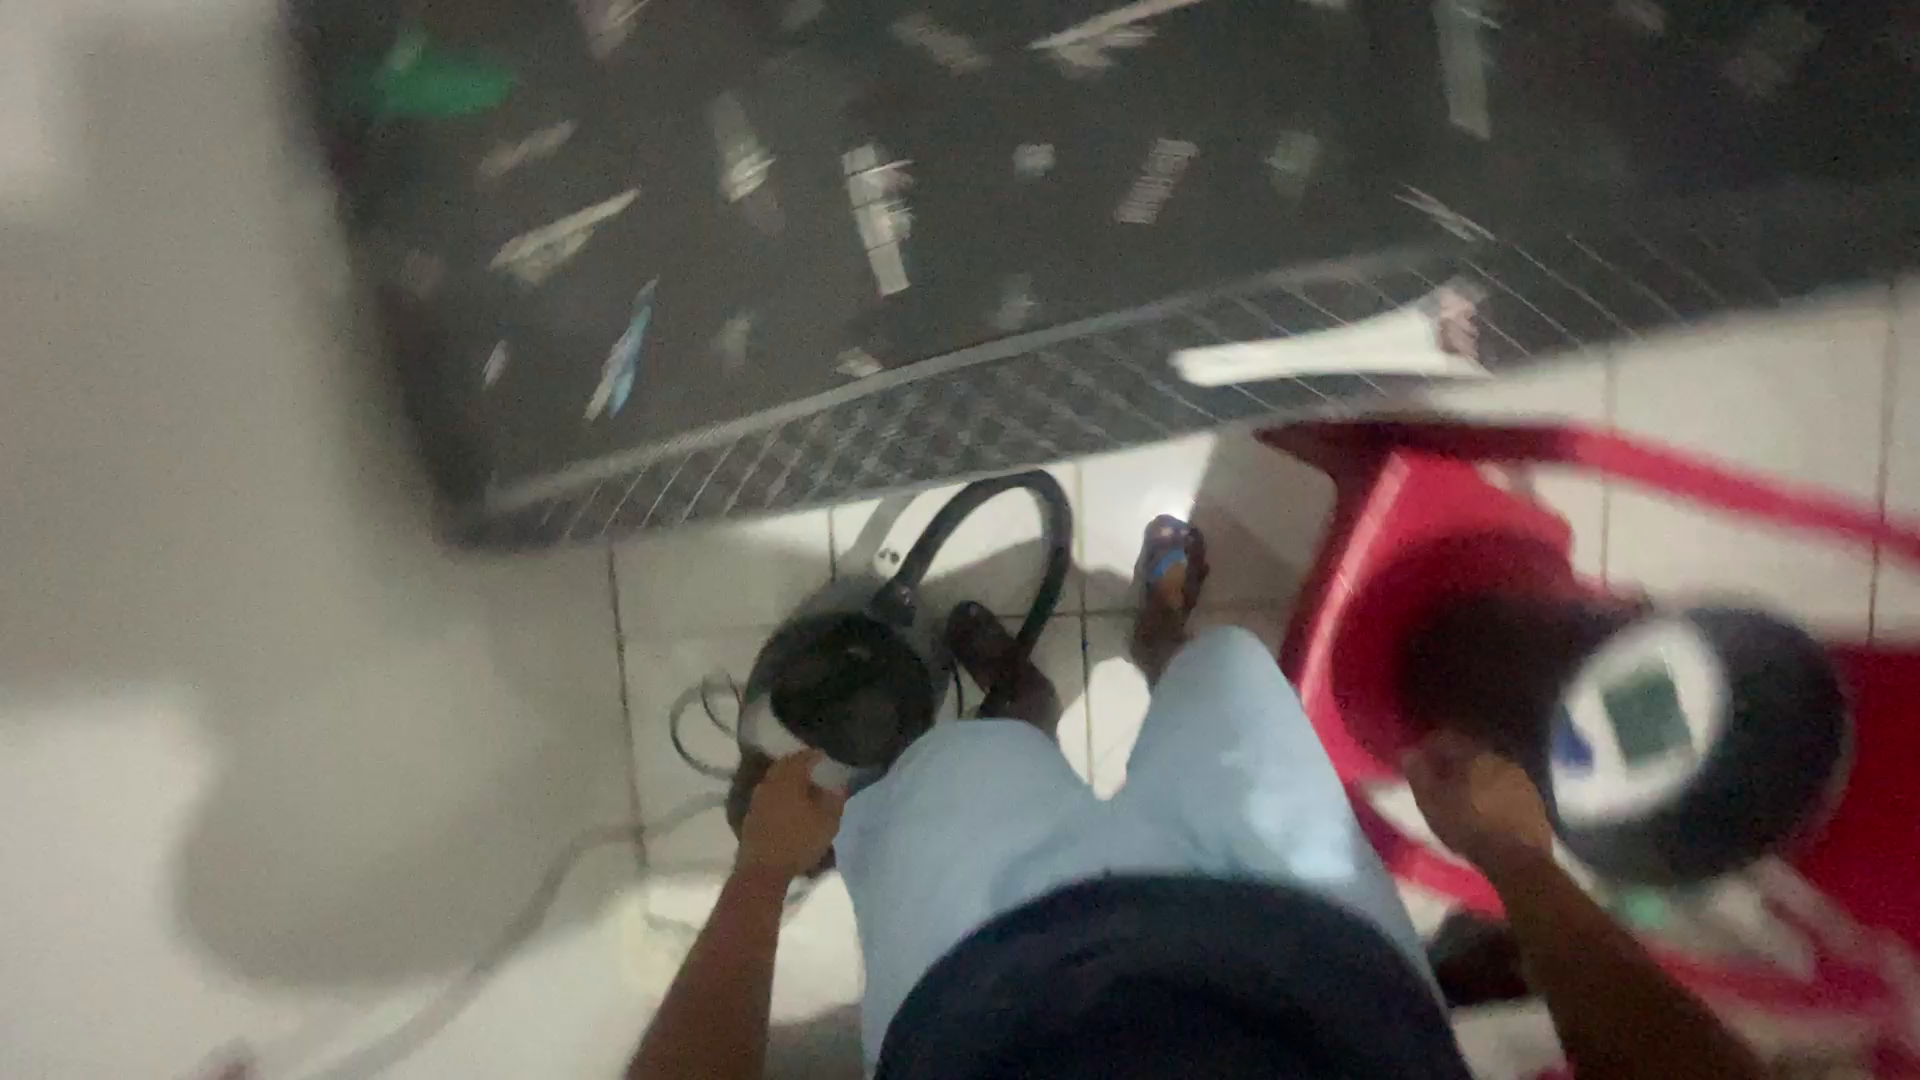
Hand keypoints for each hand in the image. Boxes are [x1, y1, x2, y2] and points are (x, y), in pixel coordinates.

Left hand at [736, 749, 847, 882]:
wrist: (763, 871)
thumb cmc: (799, 841)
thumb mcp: (827, 822)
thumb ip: (834, 801)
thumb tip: (838, 787)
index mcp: (789, 779)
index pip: (802, 758)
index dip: (814, 755)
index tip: (823, 755)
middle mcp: (770, 783)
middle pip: (784, 765)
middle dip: (797, 763)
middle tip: (811, 766)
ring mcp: (757, 800)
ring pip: (773, 780)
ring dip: (786, 779)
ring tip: (800, 786)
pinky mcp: (751, 817)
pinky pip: (767, 796)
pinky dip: (778, 794)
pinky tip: (787, 805)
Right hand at [1403, 731, 1553, 879]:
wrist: (1518, 861)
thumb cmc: (1466, 827)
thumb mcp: (1430, 802)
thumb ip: (1418, 773)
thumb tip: (1409, 752)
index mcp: (1472, 754)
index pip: (1445, 737)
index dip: (1428, 747)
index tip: (1419, 760)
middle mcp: (1499, 759)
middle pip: (1470, 752)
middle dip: (1454, 762)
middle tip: (1440, 779)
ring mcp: (1521, 780)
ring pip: (1490, 769)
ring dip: (1476, 777)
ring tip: (1464, 795)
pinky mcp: (1535, 801)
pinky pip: (1506, 786)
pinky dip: (1494, 792)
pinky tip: (1487, 808)